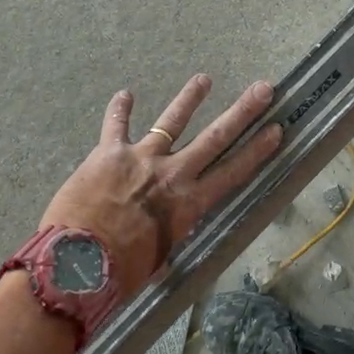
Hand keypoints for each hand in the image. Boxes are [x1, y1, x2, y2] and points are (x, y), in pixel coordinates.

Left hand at [39, 75, 282, 296]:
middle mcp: (172, 173)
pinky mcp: (109, 153)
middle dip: (242, 111)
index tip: (276, 129)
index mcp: (188, 203)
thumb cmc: (119, 275)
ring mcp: (142, 158)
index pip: (232, 172)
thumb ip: (165, 237)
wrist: (76, 265)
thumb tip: (164, 238)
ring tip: (203, 79)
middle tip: (264, 88)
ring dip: (189, 98)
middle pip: (215, 137)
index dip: (256, 150)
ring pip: (171, 121)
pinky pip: (116, 125)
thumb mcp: (156, 259)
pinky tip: (124, 94)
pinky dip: (120, 109)